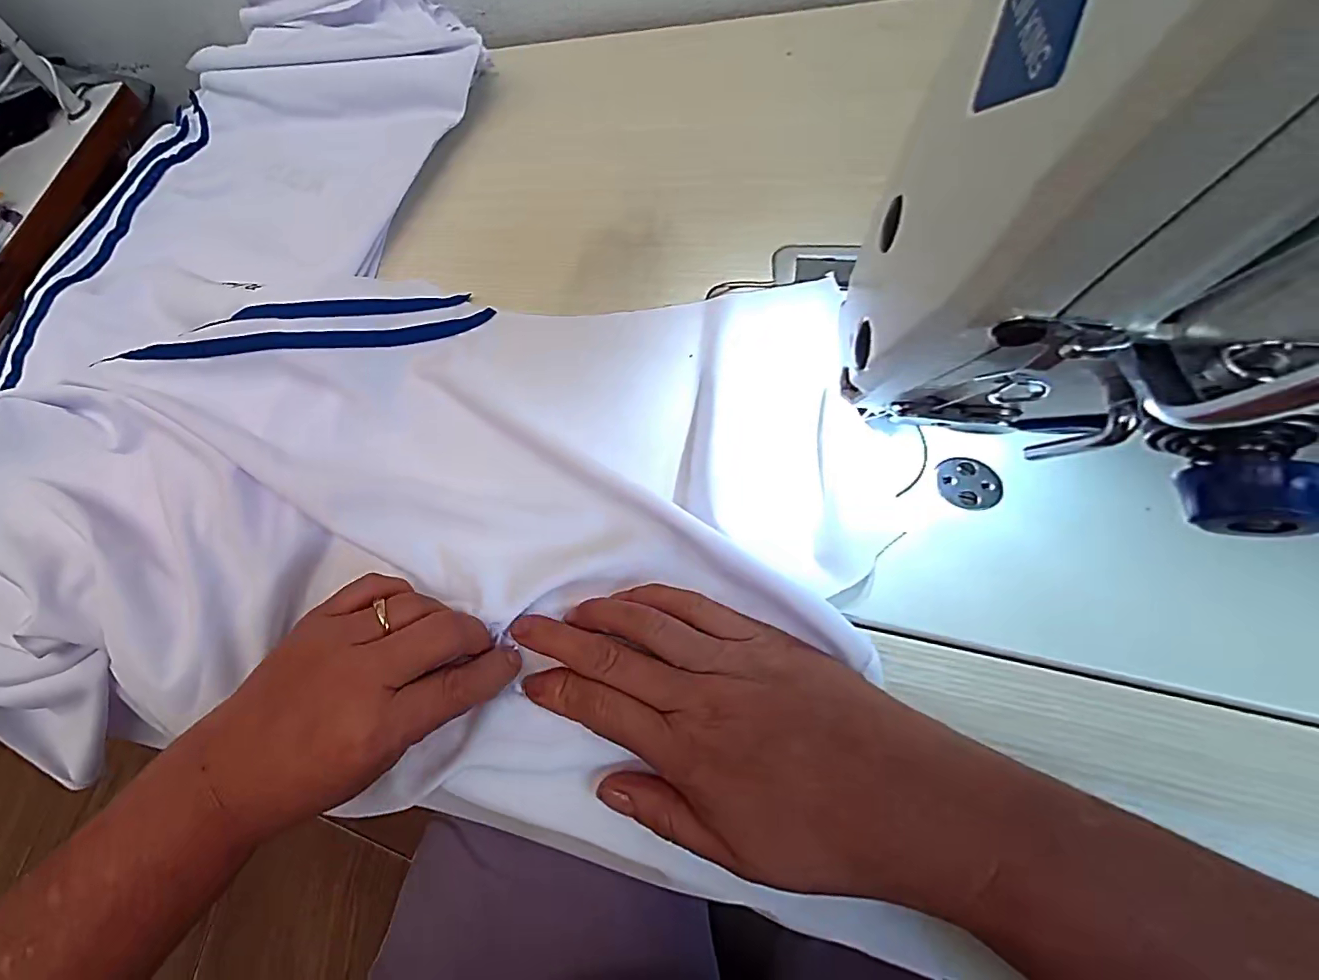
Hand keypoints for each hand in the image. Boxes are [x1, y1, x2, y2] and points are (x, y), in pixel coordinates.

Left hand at [168, 573, 519, 842]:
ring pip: (410, 605)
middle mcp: (363, 673)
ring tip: (446, 627)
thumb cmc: (311, 779)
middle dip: (474, 634)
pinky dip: (397, 592)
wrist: (238, 762)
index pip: (454, 688)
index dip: (492, 671)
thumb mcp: (377, 764)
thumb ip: (419, 719)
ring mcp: (336, 638)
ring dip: (440, 613)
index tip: (510, 659)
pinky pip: (370, 588)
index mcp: (381, 725)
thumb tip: (457, 680)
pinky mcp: (315, 619)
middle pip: (440, 634)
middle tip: (482, 642)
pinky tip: (407, 605)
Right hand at [510, 585, 1044, 914]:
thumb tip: (605, 783)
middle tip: (524, 627)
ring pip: (648, 623)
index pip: (600, 708)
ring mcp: (734, 661)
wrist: (927, 807)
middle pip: (611, 656)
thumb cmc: (827, 838)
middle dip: (558, 640)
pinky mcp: (766, 641)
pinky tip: (634, 596)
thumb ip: (663, 813)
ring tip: (569, 609)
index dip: (557, 691)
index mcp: (689, 751)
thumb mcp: (738, 854)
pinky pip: (698, 608)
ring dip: (600, 612)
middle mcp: (700, 696)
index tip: (530, 681)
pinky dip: (657, 597)